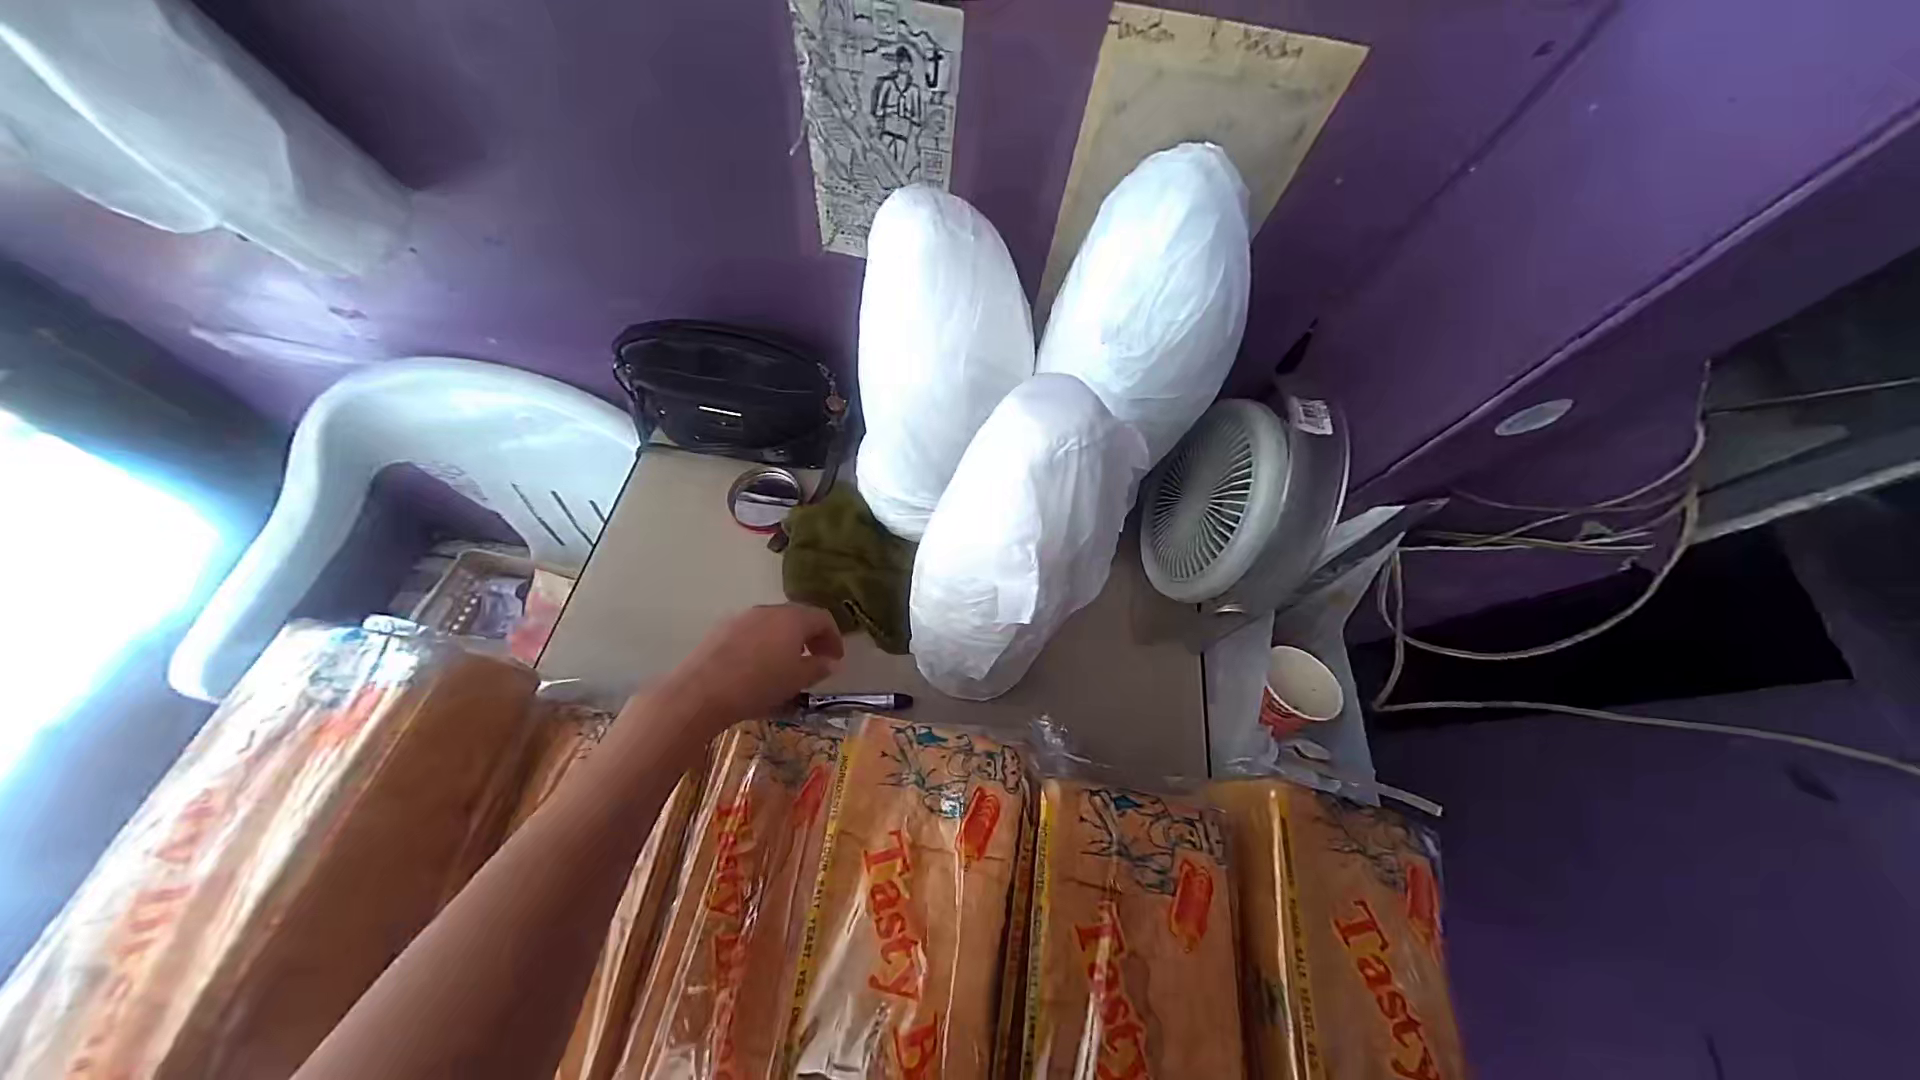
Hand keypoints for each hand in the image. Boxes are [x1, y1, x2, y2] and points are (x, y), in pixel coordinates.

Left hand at [661, 604, 844, 722]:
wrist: (700, 692)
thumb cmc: (758, 685)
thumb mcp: (796, 680)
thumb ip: (818, 667)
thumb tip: (831, 662)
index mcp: (792, 618)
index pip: (823, 618)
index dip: (834, 637)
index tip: (836, 659)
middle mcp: (768, 610)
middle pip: (797, 617)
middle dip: (810, 637)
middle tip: (815, 659)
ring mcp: (741, 617)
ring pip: (773, 624)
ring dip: (786, 640)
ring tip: (786, 666)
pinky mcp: (720, 629)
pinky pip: (751, 632)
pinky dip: (763, 644)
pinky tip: (757, 668)